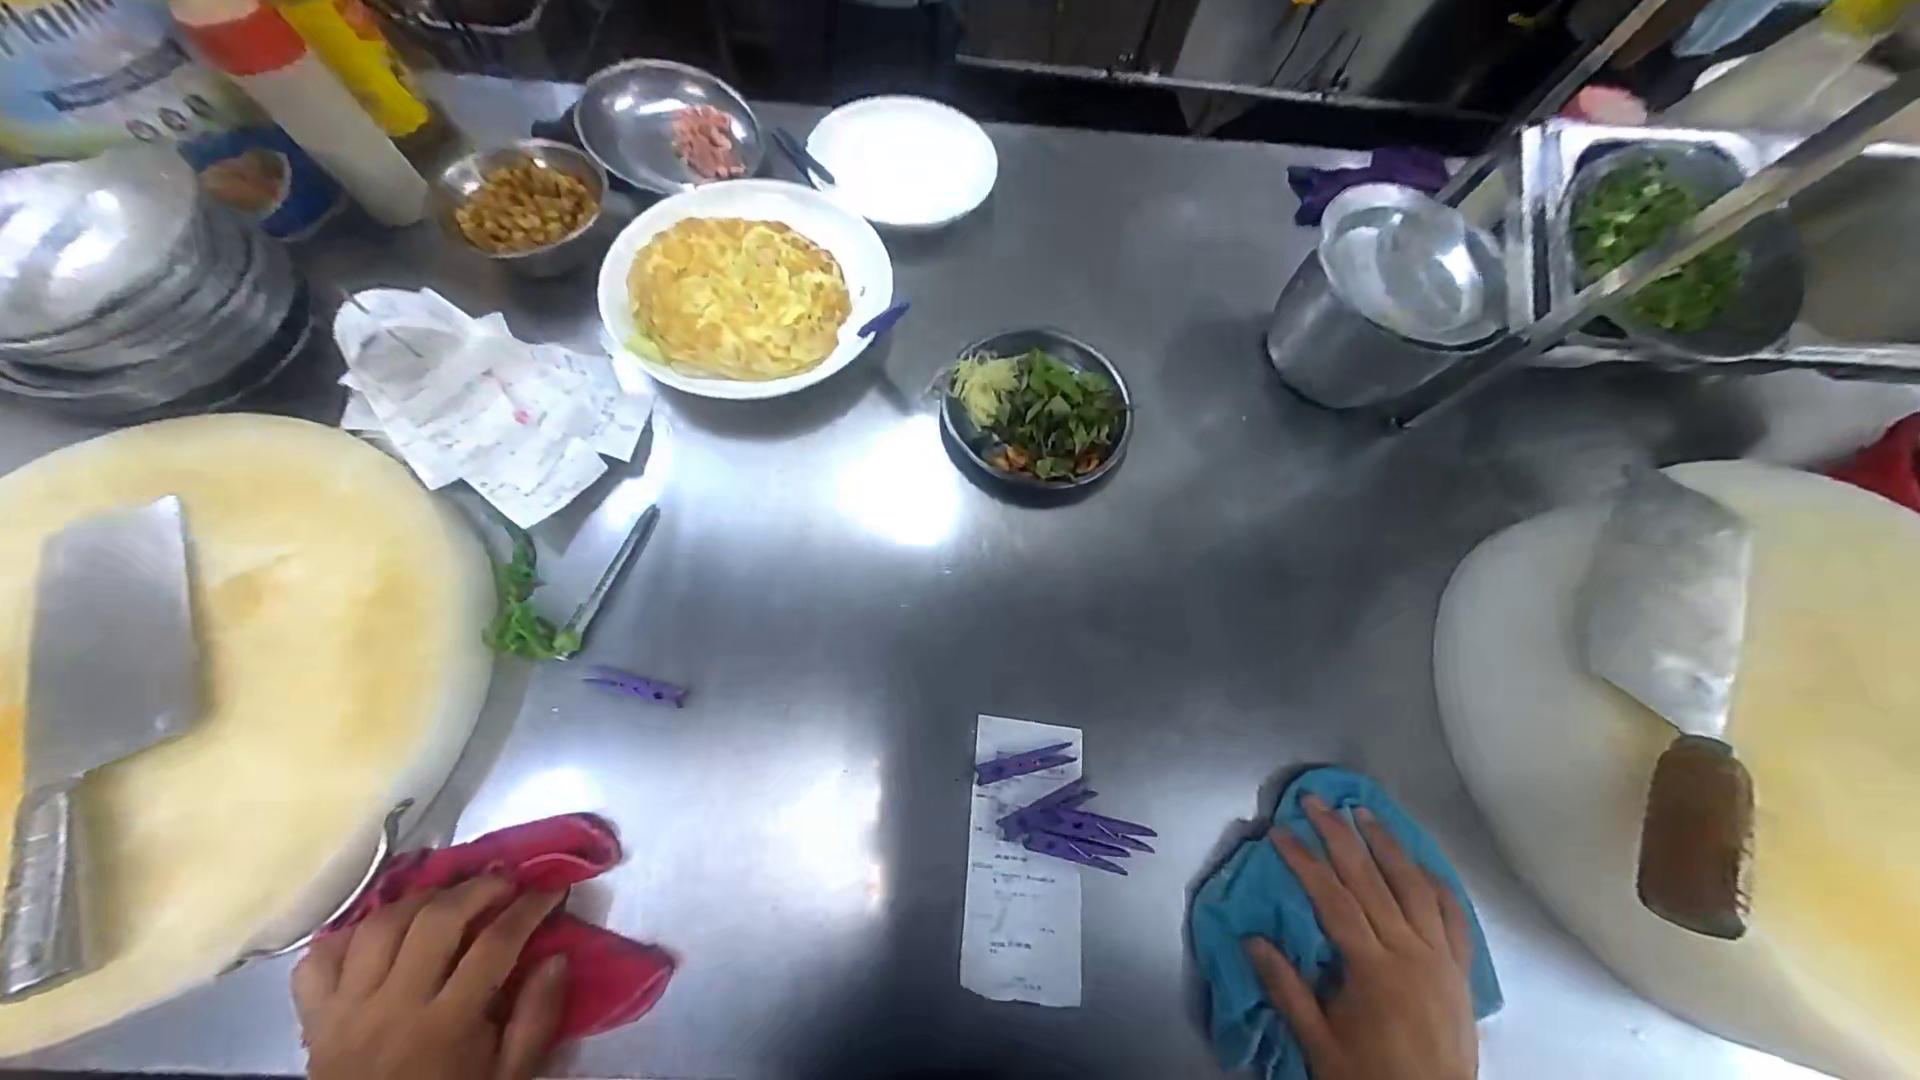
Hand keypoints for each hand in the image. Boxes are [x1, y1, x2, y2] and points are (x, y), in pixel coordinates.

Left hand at [293, 877, 569, 1079]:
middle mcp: (392, 1009)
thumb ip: (537, 1018)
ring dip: (423, 899)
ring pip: (381, 925)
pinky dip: (352, 933)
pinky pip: (321, 959)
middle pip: (436, 920)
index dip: (531, 906)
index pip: (496, 943)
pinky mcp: (314, 1018)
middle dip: (481, 887)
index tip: (553, 889)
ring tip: (452, 897)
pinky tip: (387, 930)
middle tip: (507, 883)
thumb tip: (558, 955)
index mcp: (445, 1026)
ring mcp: (346, 1011)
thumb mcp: (509, 1075)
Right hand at [1242, 795, 1477, 1079]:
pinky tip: (1419, 862)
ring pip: (1414, 888)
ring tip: (1364, 812)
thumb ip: (1285, 988)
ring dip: (1387, 845)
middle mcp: (1412, 956)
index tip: (1279, 831)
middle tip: (1315, 801)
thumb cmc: (1370, 1077)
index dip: (1304, 861)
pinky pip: (1453, 918)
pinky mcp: (1461, 972)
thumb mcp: (1319, 1042)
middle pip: (1371, 881)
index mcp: (1375, 971)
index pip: (1333, 899)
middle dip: (1339, 836)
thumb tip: (1250, 938)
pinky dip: (1436, 884)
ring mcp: (1443, 962)